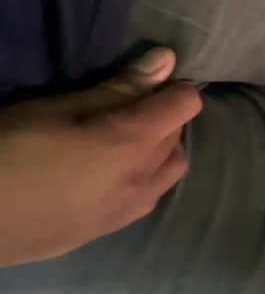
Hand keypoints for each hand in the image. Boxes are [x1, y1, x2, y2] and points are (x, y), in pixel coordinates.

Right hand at [0, 49, 202, 268]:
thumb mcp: (48, 112)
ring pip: (170, 168)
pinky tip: (108, 179)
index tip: (146, 87)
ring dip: (158, 152)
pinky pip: (145, 199)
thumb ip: (116, 89)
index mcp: (132, 143)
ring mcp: (124, 211)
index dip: (170, 90)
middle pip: (177, 135)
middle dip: (161, 119)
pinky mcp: (101, 234)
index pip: (186, 103)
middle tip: (121, 115)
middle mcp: (142, 178)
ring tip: (117, 147)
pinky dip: (141, 181)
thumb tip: (167, 59)